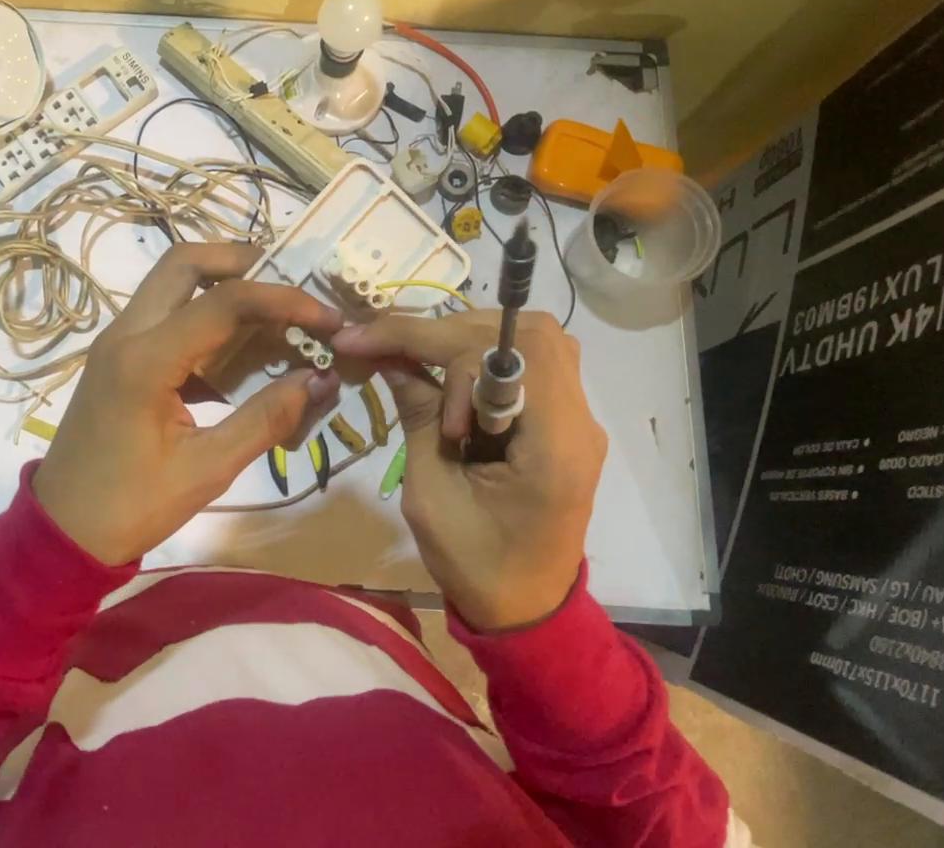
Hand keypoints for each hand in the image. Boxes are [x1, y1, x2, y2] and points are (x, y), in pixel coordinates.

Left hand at [34, 244, 341, 564]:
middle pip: (184, 264)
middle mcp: (126, 334)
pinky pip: (164, 315)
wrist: (64, 530)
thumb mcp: (207, 468)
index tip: (327, 317)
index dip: (282, 300)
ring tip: (274, 312)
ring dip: (222, 285)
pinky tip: (240, 352)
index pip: (224, 302)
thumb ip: (266, 418)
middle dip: (242, 262)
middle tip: (290, 284)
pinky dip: (203, 316)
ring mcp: (117, 342)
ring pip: (170, 283)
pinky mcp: (119, 359)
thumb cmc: (132, 505)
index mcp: (145, 360)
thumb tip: (321, 380)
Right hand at [333, 311, 605, 629]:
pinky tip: (446, 373)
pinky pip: (532, 364)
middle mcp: (578, 422)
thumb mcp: (430, 493)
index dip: (427, 336)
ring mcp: (579, 420)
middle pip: (522, 334)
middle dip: (444, 333)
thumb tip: (390, 357)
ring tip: (417, 359)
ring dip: (468, 338)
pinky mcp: (566, 423)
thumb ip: (418, 415)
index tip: (364, 341)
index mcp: (551, 446)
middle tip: (385, 348)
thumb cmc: (474, 564)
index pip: (498, 354)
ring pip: (533, 339)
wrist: (526, 610)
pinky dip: (484, 356)